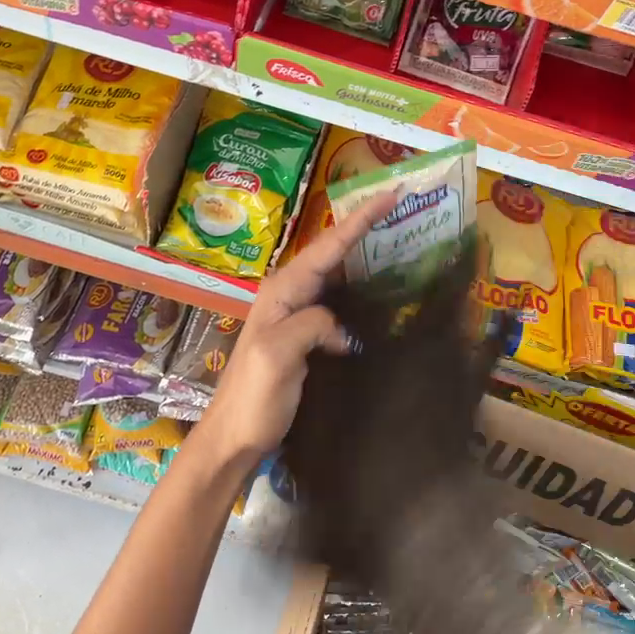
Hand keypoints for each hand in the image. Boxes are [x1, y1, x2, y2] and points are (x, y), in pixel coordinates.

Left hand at [195, 192, 394, 464]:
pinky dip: (361, 287)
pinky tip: (380, 289)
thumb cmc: (252, 398)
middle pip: (333, 251)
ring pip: (336, 272)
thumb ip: (310, 325)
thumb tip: (341, 326)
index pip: (328, 246)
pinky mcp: (306, 335)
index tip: (390, 195)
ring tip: (397, 235)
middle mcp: (289, 293)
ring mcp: (296, 313)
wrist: (233, 438)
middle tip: (401, 206)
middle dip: (364, 226)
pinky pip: (338, 299)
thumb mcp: (278, 356)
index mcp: (282, 290)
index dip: (360, 220)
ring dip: (364, 253)